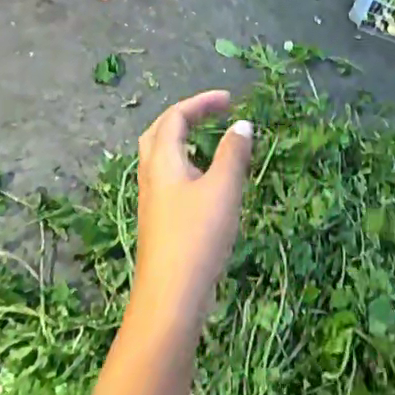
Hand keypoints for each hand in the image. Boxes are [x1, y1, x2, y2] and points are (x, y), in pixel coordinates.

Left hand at [132, 91, 254, 325]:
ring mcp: (154, 201)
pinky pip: (170, 178)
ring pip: (162, 158)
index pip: (175, 118)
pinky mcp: (161, 221)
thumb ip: (234, 154)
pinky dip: (188, 164)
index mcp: (163, 163)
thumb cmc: (198, 236)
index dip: (201, 103)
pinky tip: (207, 180)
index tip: (230, 100)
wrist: (172, 294)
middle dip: (186, 116)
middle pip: (159, 134)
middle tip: (214, 112)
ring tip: (212, 139)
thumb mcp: (223, 189)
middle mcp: (152, 177)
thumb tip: (242, 125)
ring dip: (184, 140)